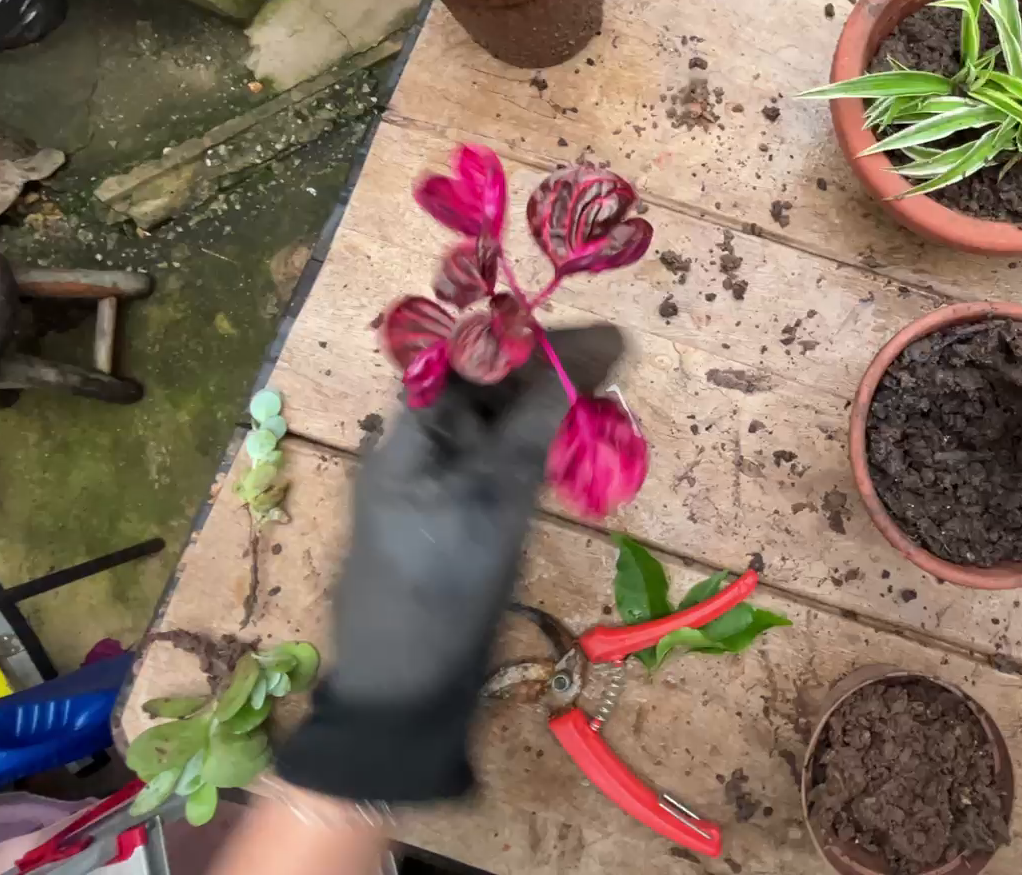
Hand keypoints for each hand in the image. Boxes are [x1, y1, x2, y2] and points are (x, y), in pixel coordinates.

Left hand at [276, 325, 623, 802]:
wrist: (408, 683)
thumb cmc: (447, 578)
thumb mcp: (501, 485)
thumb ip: (544, 411)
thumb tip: (609, 340)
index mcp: (413, 423)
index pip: (475, 351)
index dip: (537, 338)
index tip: (601, 340)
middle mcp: (420, 439)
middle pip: (489, 380)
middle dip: (550, 370)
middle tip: (612, 372)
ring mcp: (437, 476)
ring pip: (499, 417)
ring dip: (550, 406)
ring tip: (602, 404)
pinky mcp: (457, 507)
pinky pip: (501, 455)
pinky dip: (540, 445)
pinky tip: (573, 448)